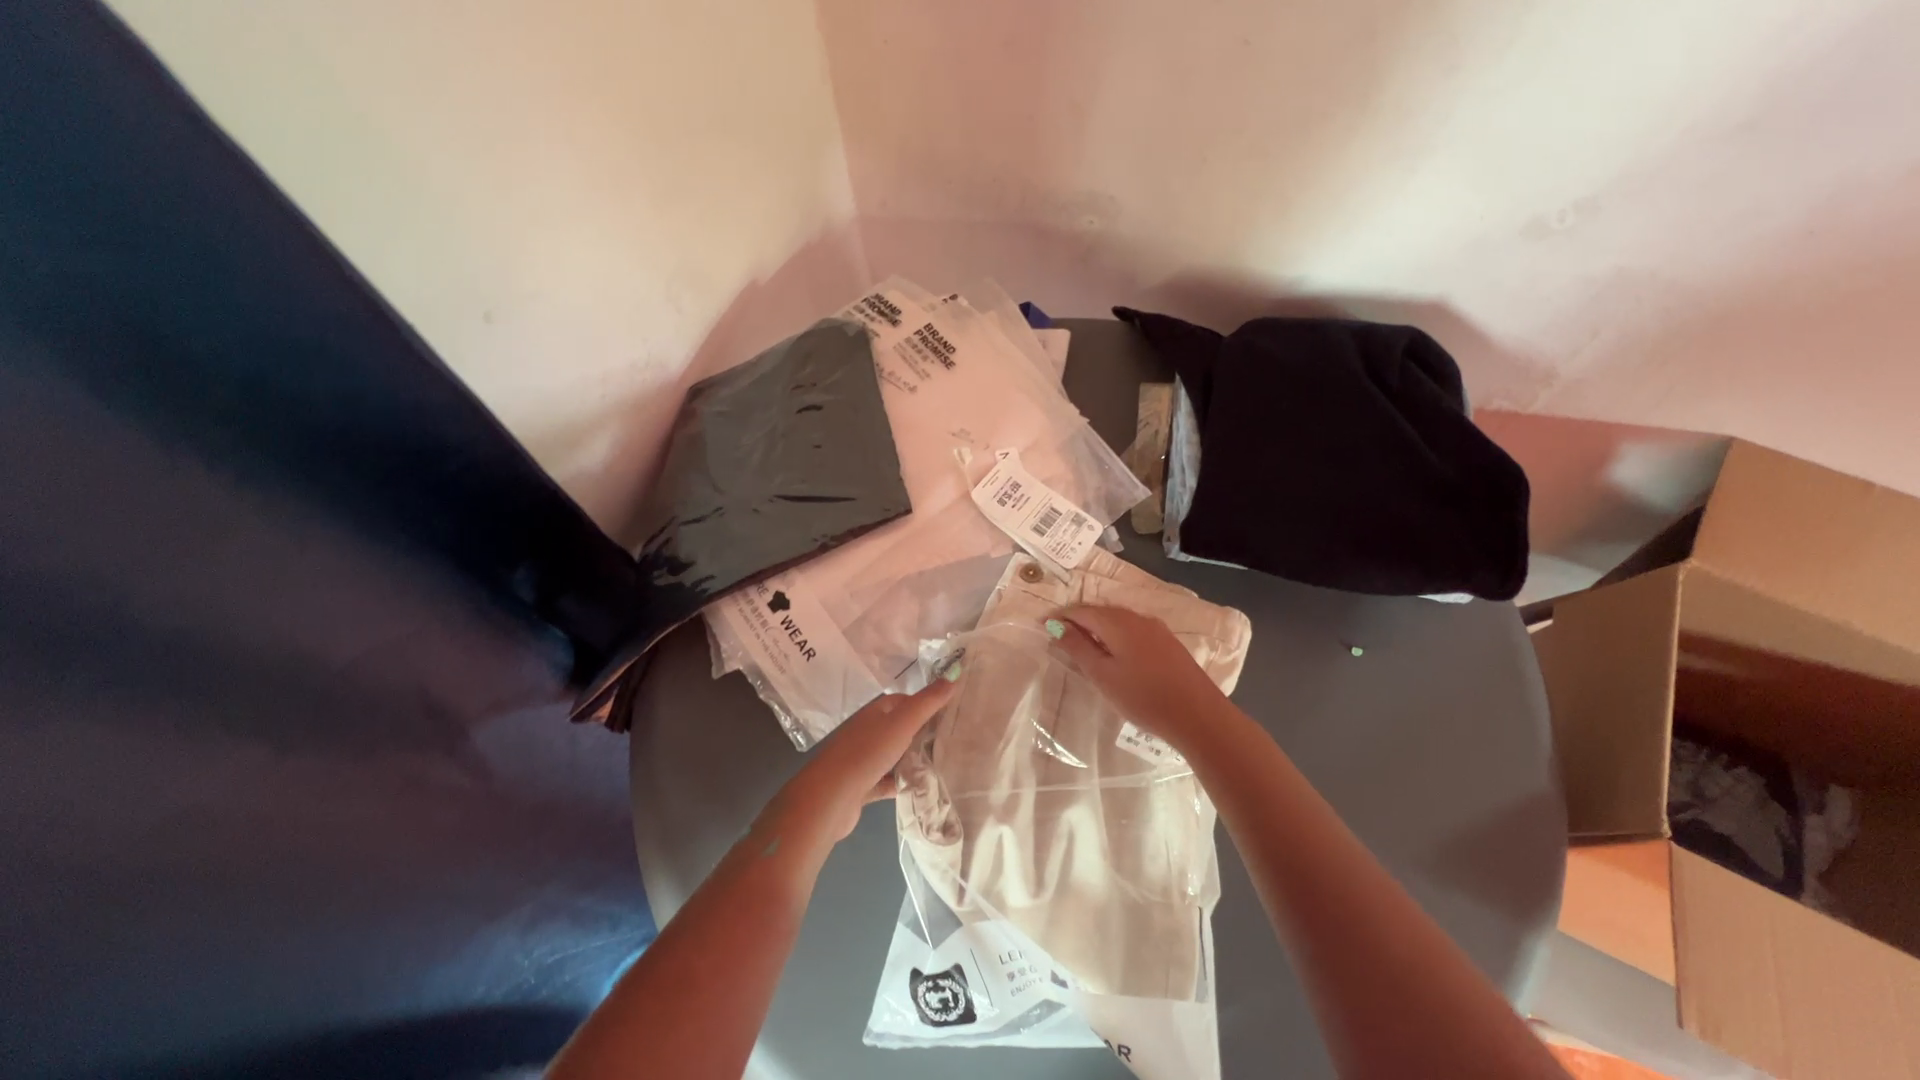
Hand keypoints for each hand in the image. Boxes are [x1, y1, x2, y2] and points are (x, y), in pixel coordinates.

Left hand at [759, 677, 957, 852]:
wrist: (830, 797)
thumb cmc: (866, 753)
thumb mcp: (902, 723)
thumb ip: (928, 702)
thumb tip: (953, 674)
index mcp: (876, 713)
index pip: (905, 701)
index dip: (928, 704)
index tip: (954, 712)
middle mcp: (868, 732)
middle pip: (902, 729)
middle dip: (926, 734)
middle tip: (956, 740)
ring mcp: (864, 760)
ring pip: (897, 756)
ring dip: (916, 761)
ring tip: (947, 764)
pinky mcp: (863, 785)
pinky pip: (889, 781)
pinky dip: (904, 784)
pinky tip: (924, 788)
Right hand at [1046, 604, 1231, 749]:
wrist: (1197, 714)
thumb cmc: (1143, 697)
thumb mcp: (1103, 675)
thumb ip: (1078, 648)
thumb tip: (1056, 626)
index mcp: (1117, 622)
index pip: (1081, 611)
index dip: (1061, 617)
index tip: (1043, 626)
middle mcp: (1137, 618)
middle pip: (1101, 612)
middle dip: (1079, 620)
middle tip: (1060, 636)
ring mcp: (1156, 629)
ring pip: (1119, 621)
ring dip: (1098, 628)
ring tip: (1084, 646)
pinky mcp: (1168, 642)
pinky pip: (1133, 630)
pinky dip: (1116, 636)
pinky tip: (1115, 654)